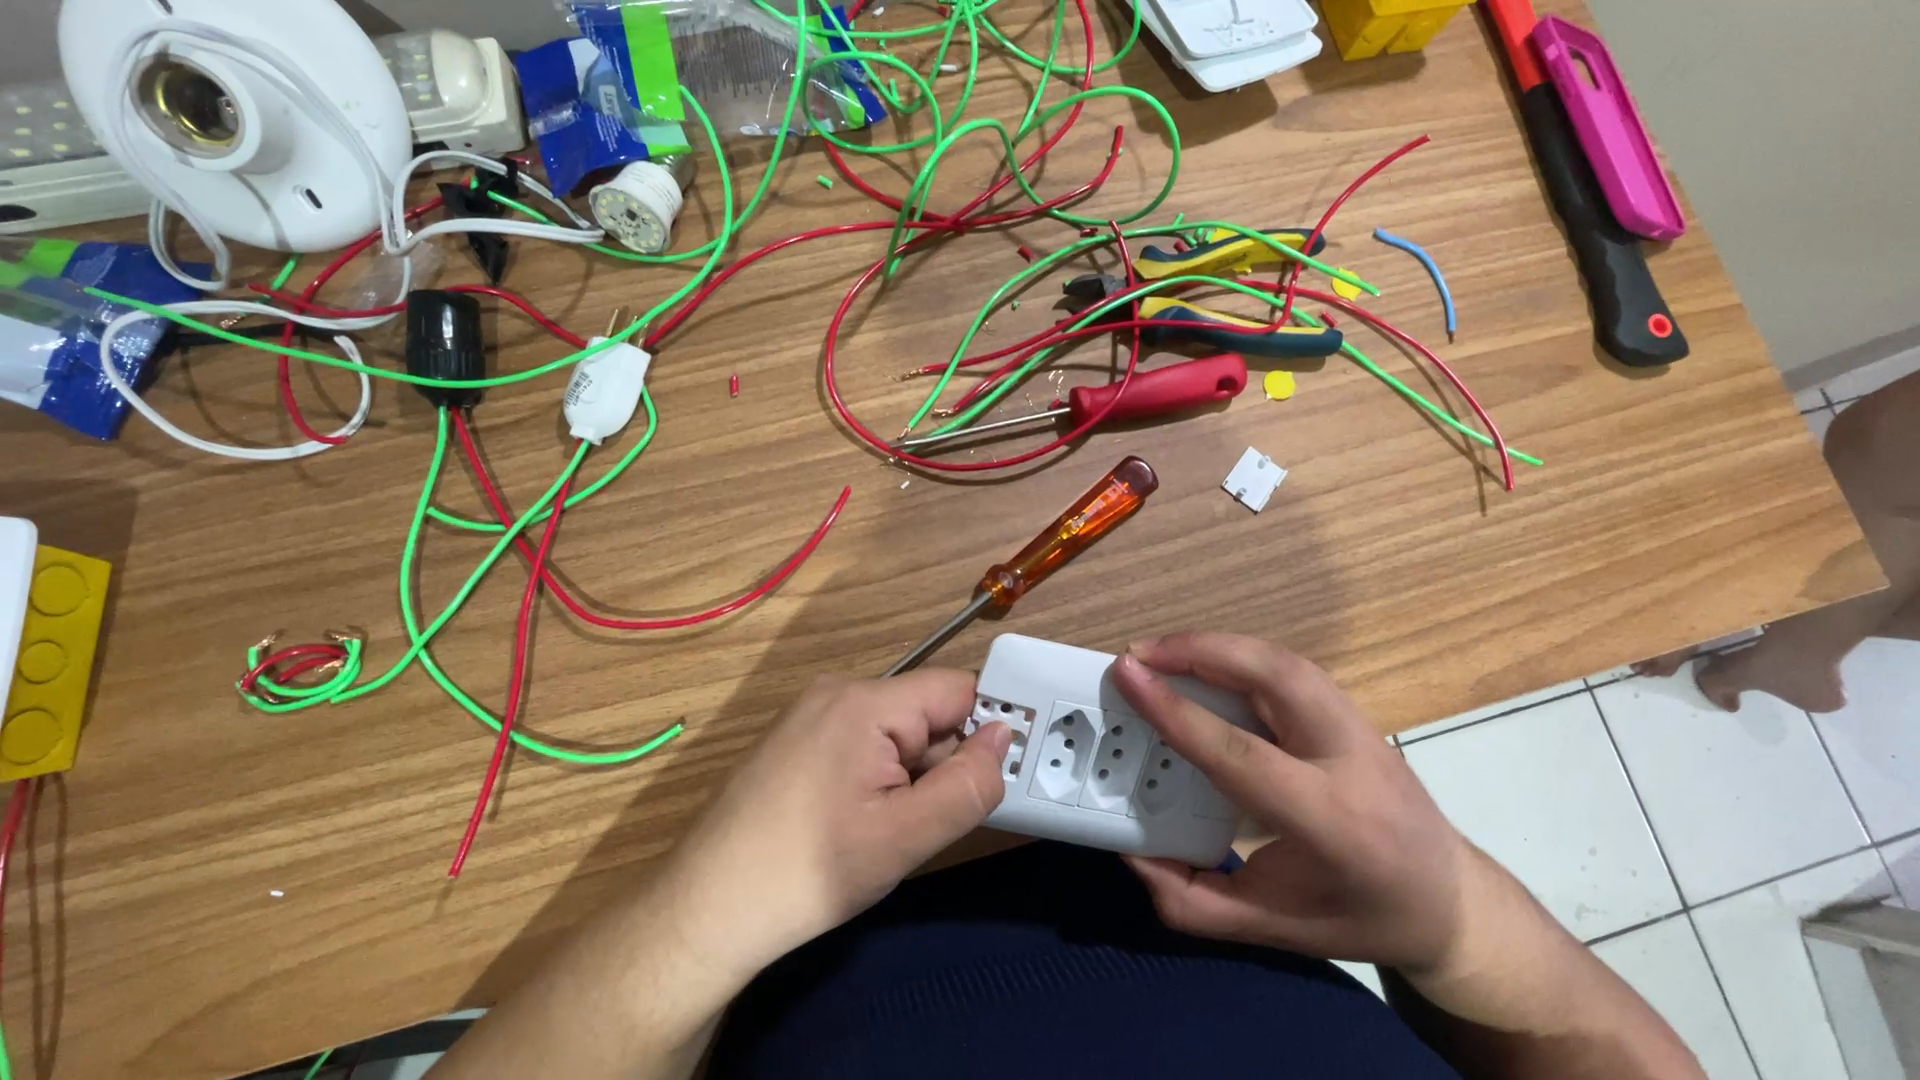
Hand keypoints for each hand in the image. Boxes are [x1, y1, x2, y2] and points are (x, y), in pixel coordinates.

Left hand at [655, 669, 1011, 978]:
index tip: (1000, 777)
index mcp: (864, 702)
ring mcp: (809, 717)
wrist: (706, 909)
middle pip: (924, 712)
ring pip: (894, 734)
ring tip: (889, 831)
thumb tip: (1004, 738)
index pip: (956, 689)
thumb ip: (967, 785)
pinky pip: (861, 746)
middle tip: (932, 822)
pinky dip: (878, 780)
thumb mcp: (904, 837)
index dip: (987, 728)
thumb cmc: (809, 873)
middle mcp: (835, 694)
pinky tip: (859, 826)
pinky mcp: (795, 744)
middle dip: (942, 762)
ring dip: (910, 776)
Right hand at [1110, 632, 1474, 975]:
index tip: (1128, 675)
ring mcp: (1361, 728)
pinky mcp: (1356, 714)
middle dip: (1202, 651)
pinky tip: (1209, 665)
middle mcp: (1350, 760)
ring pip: (1286, 661)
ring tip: (1165, 653)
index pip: (1239, 752)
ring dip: (1220, 647)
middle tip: (1140, 654)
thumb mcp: (1271, 929)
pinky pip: (1292, 669)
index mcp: (1329, 821)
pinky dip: (1243, 656)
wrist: (1451, 904)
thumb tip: (1132, 853)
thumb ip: (1192, 901)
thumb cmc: (1358, 918)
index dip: (1176, 710)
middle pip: (1275, 675)